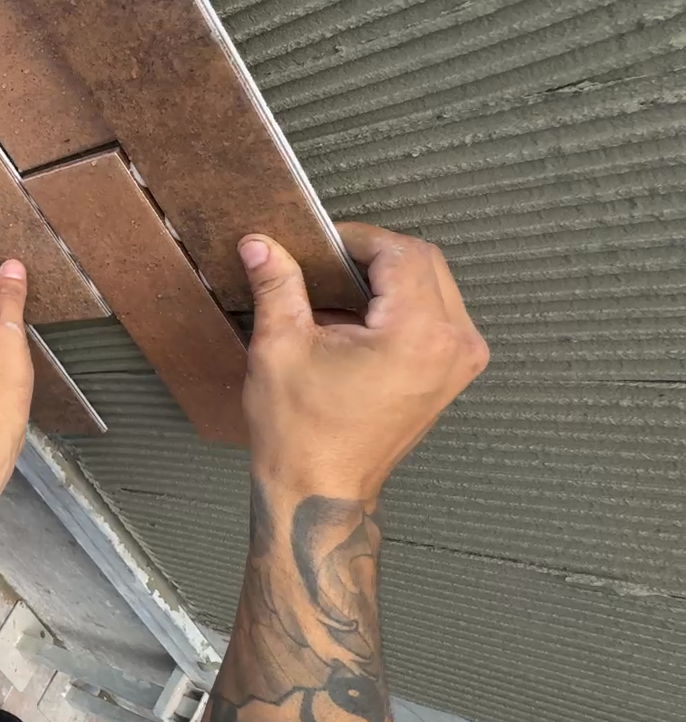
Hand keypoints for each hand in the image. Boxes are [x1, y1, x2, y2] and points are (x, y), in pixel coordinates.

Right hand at [240, 223, 488, 499]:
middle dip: (370, 254)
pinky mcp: (451, 373)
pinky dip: (394, 305)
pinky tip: (348, 322)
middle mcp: (456, 342)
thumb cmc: (296, 425)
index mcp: (418, 333)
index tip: (313, 242)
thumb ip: (276, 287)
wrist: (319, 484)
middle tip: (317, 262)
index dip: (355, 238)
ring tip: (328, 294)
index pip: (401, 253)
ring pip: (433, 287)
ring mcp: (461, 360)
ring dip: (384, 279)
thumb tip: (260, 244)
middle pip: (425, 264)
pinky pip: (434, 316)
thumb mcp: (277, 347)